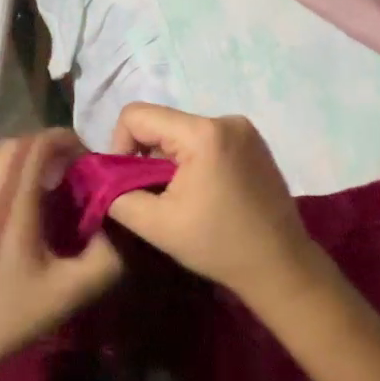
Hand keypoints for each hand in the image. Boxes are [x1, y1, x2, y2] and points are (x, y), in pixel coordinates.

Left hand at [0, 129, 123, 380]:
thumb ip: (107, 258)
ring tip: (62, 189)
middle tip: (78, 169)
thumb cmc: (13, 316)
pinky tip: (38, 214)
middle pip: (12, 148)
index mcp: (10, 206)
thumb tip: (119, 230)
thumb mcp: (72, 291)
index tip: (92, 155)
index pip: (34, 147)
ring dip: (30, 166)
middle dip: (48, 148)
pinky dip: (15, 183)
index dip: (65, 140)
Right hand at [106, 103, 317, 301]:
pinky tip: (203, 196)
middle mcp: (226, 119)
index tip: (127, 183)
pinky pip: (206, 141)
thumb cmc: (217, 245)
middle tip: (155, 198)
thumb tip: (101, 179)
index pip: (136, 115)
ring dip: (170, 162)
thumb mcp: (155, 224)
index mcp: (203, 133)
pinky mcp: (255, 144)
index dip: (119, 146)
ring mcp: (245, 130)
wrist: (279, 265)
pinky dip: (193, 163)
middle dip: (147, 158)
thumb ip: (116, 195)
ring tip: (181, 200)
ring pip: (182, 134)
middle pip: (161, 124)